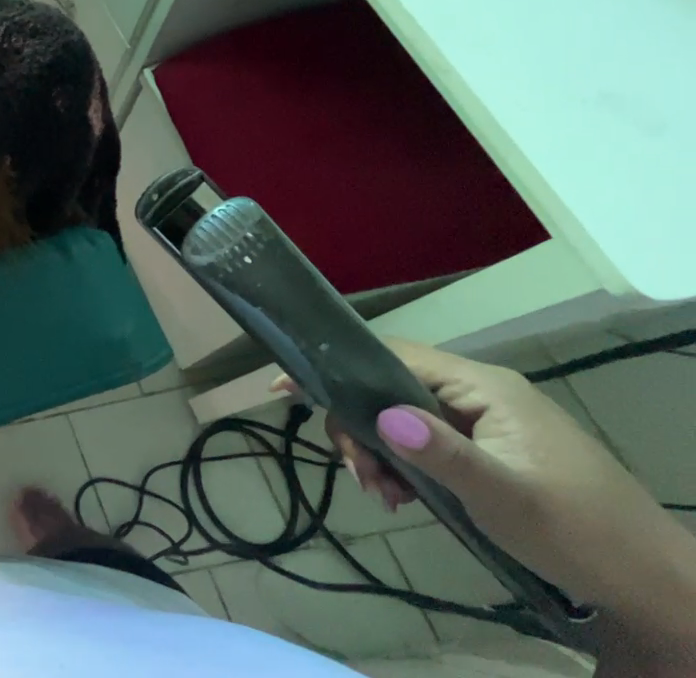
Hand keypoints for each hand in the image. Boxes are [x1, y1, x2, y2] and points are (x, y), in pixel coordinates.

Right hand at [280, 341, 692, 615]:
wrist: (656, 586)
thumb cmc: (579, 532)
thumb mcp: (504, 496)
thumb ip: (443, 454)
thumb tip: (381, 415)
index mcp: (485, 387)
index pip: (391, 355)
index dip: (336, 369)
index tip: (285, 390)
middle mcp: (481, 393)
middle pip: (388, 389)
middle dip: (360, 430)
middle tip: (360, 478)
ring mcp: (486, 421)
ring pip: (401, 418)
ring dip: (379, 453)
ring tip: (386, 497)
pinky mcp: (489, 448)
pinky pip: (424, 441)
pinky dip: (403, 465)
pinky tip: (405, 497)